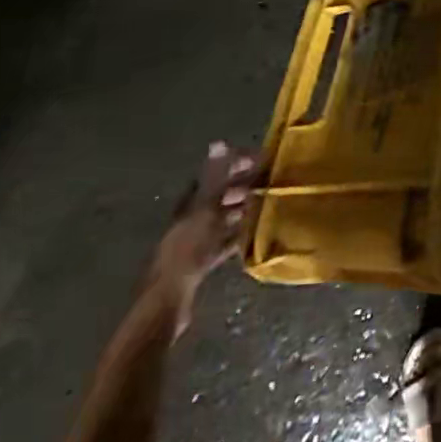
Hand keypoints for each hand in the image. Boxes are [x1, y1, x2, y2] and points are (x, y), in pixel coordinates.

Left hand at [148, 141, 260, 333]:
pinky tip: (255, 235)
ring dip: (243, 211)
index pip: (213, 175)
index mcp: (189, 204)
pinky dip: (240, 236)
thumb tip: (217, 142)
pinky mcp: (201, 262)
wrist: (168, 299)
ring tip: (269, 205)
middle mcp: (190, 219)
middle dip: (243, 187)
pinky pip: (225, 242)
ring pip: (224, 219)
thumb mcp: (205, 209)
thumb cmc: (188, 249)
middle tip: (272, 182)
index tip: (261, 160)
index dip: (234, 164)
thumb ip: (214, 177)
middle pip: (219, 197)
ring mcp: (195, 242)